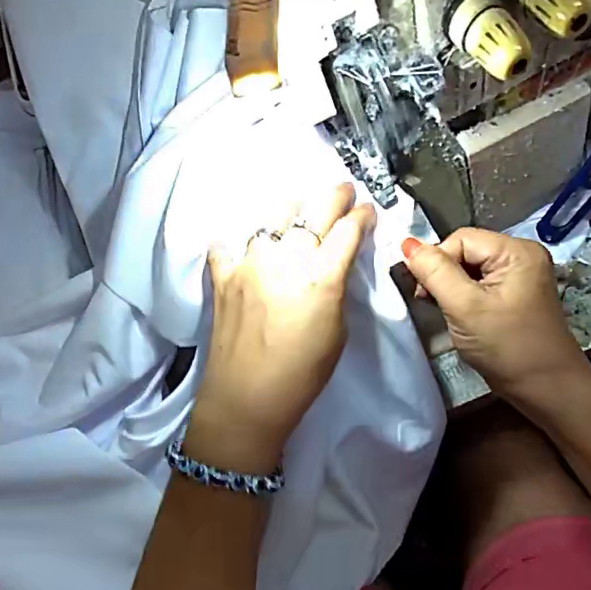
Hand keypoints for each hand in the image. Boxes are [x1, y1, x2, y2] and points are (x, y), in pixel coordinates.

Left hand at [186, 183, 375, 474]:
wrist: (247, 399)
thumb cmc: (302, 374)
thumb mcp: (337, 332)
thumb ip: (334, 292)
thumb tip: (331, 271)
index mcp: (321, 277)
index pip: (347, 231)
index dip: (362, 216)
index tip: (367, 210)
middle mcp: (286, 260)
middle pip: (314, 213)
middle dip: (334, 197)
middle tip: (343, 190)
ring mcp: (249, 264)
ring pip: (271, 219)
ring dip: (290, 211)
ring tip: (296, 211)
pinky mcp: (222, 276)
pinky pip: (228, 245)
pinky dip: (237, 243)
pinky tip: (243, 246)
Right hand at [401, 228, 590, 411]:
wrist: (546, 389)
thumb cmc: (507, 347)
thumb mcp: (465, 307)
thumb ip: (434, 273)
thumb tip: (407, 244)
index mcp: (516, 250)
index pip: (461, 239)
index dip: (437, 262)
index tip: (426, 294)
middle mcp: (522, 255)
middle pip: (466, 251)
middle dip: (444, 276)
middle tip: (435, 305)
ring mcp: (522, 276)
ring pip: (470, 270)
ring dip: (453, 289)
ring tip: (451, 314)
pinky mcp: (517, 296)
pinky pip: (481, 285)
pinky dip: (466, 298)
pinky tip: (464, 317)